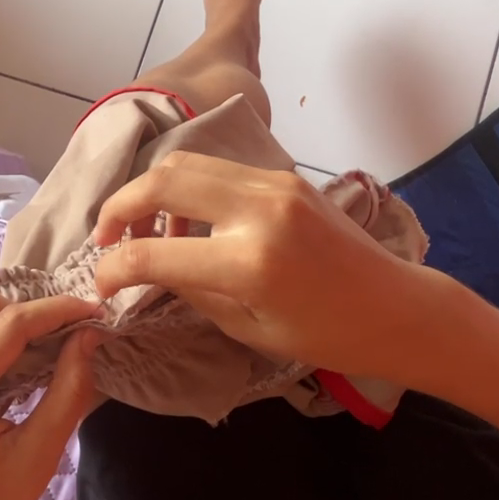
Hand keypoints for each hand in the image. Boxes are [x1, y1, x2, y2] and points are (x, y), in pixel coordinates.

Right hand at [92, 151, 476, 386]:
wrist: (398, 306)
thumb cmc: (327, 336)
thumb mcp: (246, 328)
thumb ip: (187, 289)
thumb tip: (141, 268)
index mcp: (250, 261)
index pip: (153, 253)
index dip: (114, 268)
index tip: (100, 282)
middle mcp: (258, 208)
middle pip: (161, 181)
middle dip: (119, 206)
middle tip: (106, 237)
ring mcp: (273, 182)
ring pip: (185, 163)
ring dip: (151, 191)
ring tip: (146, 231)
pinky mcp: (283, 174)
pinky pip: (216, 168)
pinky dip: (186, 188)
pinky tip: (188, 222)